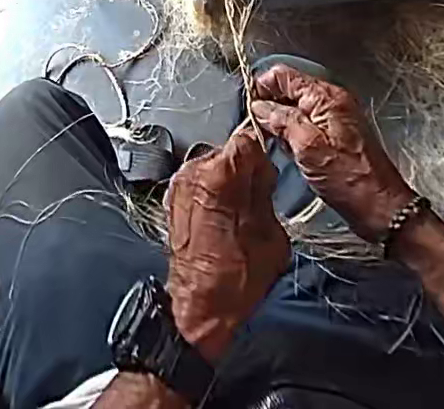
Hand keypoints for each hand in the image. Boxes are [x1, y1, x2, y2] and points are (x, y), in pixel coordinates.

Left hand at [164, 127, 288, 362]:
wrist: (199, 303)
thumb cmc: (234, 279)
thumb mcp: (270, 235)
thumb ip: (265, 194)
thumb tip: (262, 173)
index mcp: (219, 178)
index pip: (245, 140)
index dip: (260, 155)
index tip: (265, 169)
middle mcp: (194, 173)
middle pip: (228, 151)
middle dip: (245, 169)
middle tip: (256, 195)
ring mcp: (180, 182)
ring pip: (213, 163)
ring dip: (227, 179)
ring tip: (237, 210)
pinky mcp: (172, 194)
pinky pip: (198, 179)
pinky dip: (211, 189)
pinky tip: (220, 216)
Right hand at [248, 65, 417, 241]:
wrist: (383, 212)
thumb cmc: (349, 180)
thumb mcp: (308, 146)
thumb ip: (281, 119)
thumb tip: (258, 106)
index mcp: (326, 97)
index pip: (282, 75)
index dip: (261, 88)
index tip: (250, 110)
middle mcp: (330, 101)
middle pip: (287, 89)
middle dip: (269, 106)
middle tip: (260, 129)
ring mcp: (333, 118)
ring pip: (293, 107)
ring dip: (279, 121)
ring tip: (274, 142)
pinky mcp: (334, 134)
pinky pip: (303, 123)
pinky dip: (291, 132)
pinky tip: (288, 150)